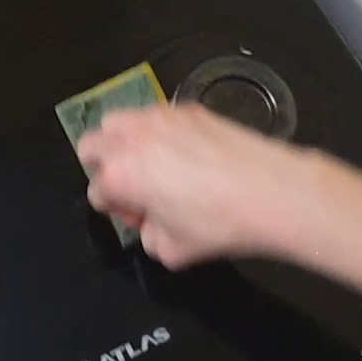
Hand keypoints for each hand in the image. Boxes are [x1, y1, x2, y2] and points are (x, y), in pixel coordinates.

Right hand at [75, 103, 320, 267]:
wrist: (271, 191)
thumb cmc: (216, 225)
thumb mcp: (171, 251)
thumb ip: (148, 237)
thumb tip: (153, 223)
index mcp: (119, 176)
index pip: (97, 192)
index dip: (116, 210)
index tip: (140, 218)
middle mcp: (130, 139)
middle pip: (91, 145)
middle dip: (104, 167)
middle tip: (135, 187)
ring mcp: (159, 117)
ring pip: (118, 121)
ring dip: (125, 143)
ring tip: (154, 165)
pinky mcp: (188, 109)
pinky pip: (156, 116)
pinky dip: (158, 133)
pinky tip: (188, 155)